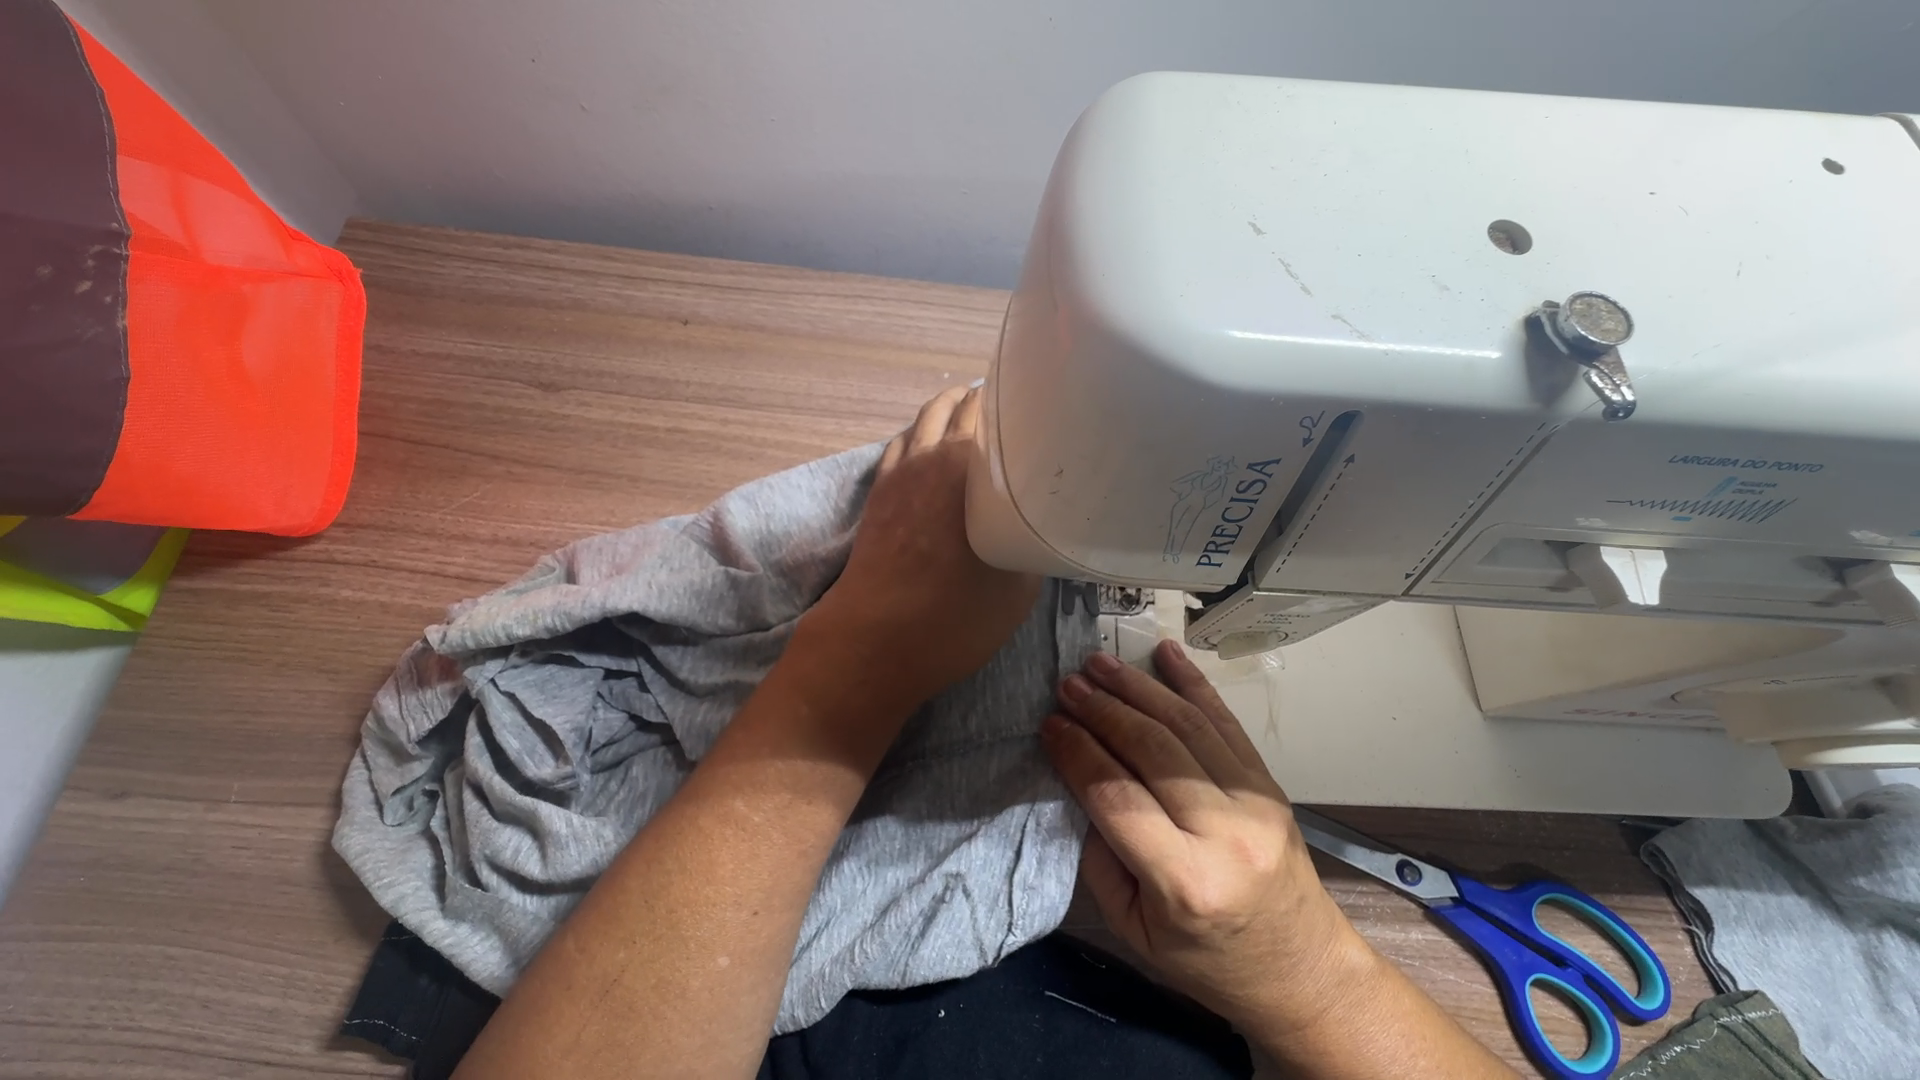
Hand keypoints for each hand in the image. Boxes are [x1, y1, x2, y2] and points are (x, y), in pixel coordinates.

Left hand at [804, 384, 1041, 706]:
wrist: (873, 641)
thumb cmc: (953, 616)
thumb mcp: (1020, 588)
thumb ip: (1032, 545)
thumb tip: (1037, 528)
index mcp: (968, 465)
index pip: (992, 411)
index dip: (1017, 404)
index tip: (1041, 410)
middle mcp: (930, 456)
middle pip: (956, 407)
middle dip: (983, 402)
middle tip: (1013, 410)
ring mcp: (897, 474)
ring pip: (923, 421)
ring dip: (948, 411)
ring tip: (973, 416)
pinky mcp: (877, 496)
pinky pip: (900, 446)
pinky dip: (919, 436)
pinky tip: (930, 449)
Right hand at [1041, 640, 1371, 1033]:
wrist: (1302, 969)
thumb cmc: (1207, 960)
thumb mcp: (1133, 927)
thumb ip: (1101, 854)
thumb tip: (1081, 779)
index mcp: (1185, 880)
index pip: (1118, 797)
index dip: (1078, 753)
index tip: (1049, 724)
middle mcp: (1226, 834)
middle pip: (1154, 751)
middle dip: (1104, 711)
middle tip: (1068, 684)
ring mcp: (1257, 803)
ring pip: (1189, 726)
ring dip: (1139, 688)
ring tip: (1100, 663)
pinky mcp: (1271, 785)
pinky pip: (1226, 723)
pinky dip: (1194, 684)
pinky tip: (1166, 654)